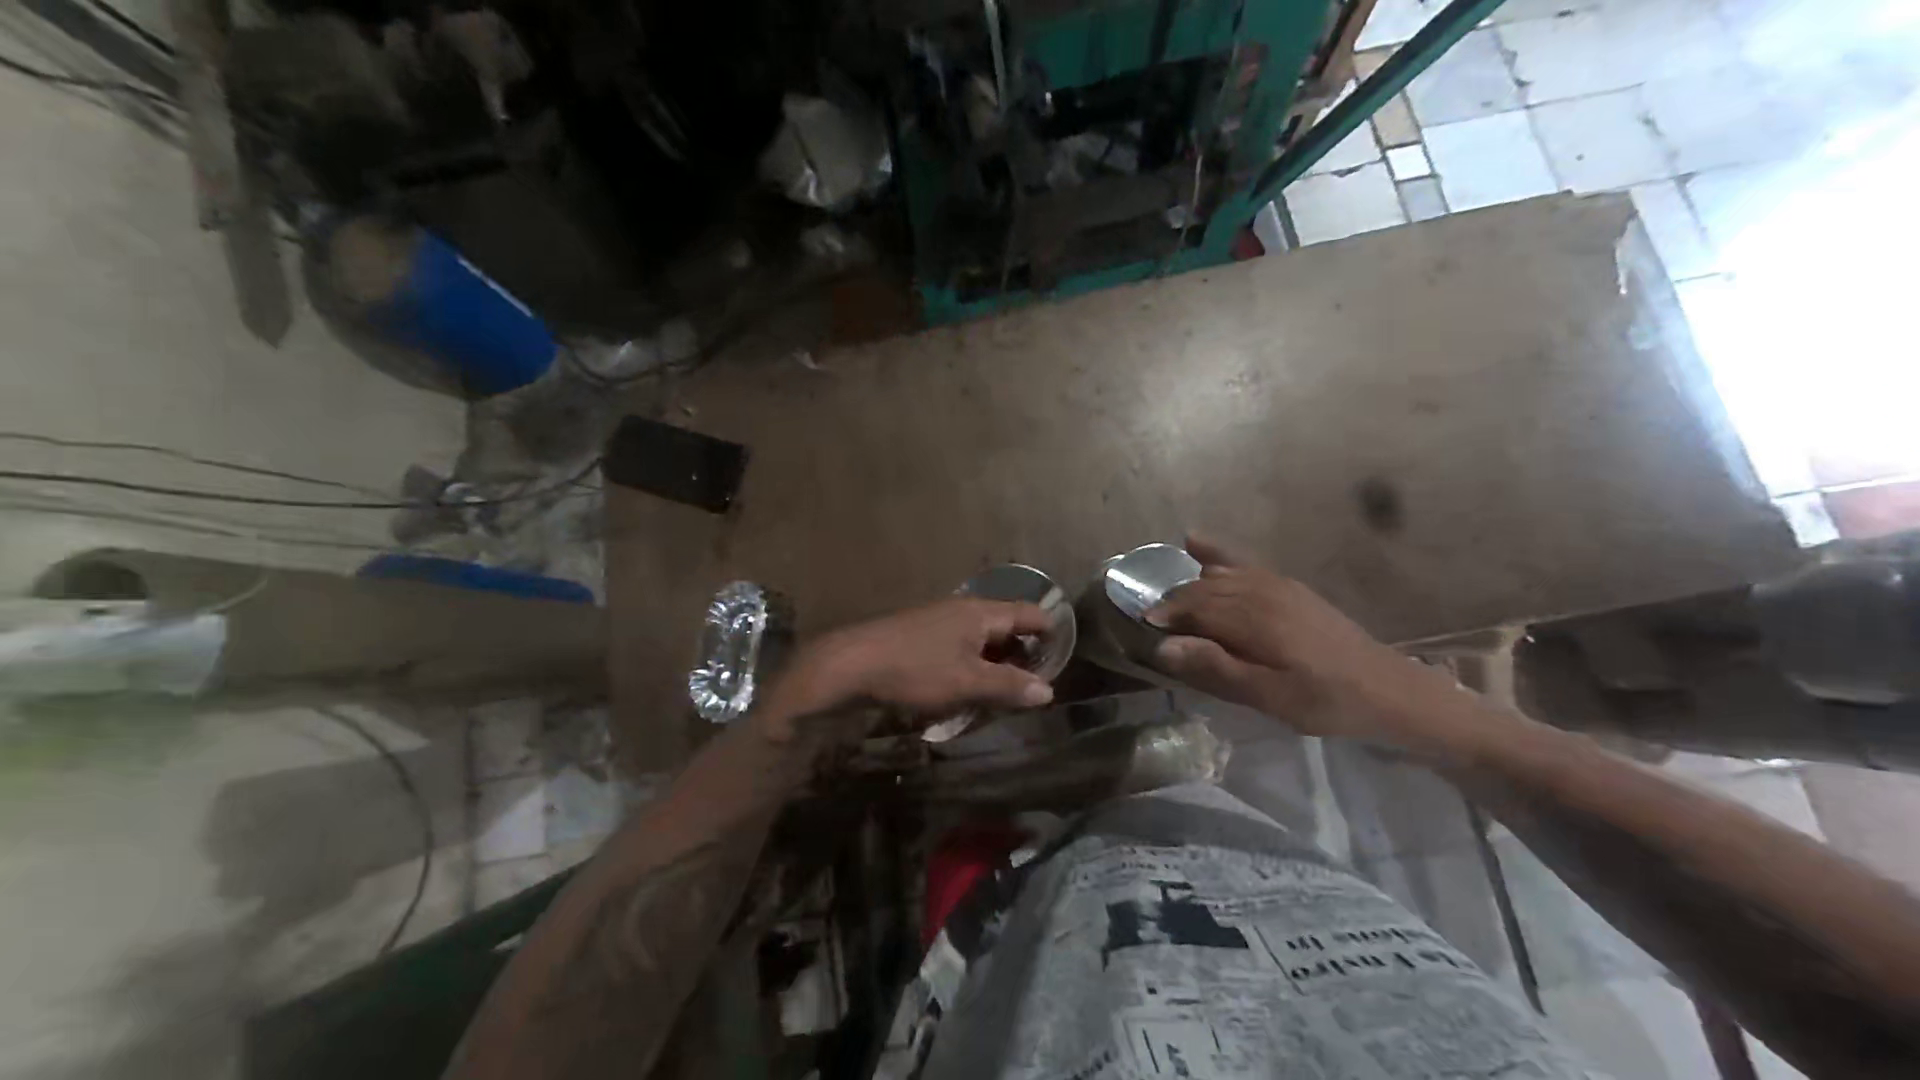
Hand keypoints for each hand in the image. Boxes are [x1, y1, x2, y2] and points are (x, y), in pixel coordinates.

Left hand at [758, 598, 1056, 734]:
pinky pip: (959, 648)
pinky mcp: (921, 637)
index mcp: (981, 613)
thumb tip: (1048, 691)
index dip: (1051, 634)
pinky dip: (971, 666)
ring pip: (982, 640)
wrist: (850, 665)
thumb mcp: (967, 682)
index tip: (1062, 662)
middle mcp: (963, 610)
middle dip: (1023, 655)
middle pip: (1007, 627)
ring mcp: (939, 621)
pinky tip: (966, 691)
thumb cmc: (914, 670)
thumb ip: (1009, 686)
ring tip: (1002, 695)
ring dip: (995, 664)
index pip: (1030, 614)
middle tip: (1032, 688)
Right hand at [1145, 534, 1460, 743]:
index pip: (1195, 606)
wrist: (1387, 689)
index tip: (1144, 625)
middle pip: (1204, 587)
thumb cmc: (1324, 701)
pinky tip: (1196, 543)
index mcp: (1254, 619)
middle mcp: (1261, 591)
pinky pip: (1243, 562)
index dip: (1166, 614)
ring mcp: (1277, 583)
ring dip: (1191, 583)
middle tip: (1154, 618)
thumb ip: (1216, 667)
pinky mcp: (1289, 586)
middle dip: (1174, 600)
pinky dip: (1216, 553)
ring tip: (1171, 599)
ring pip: (1220, 573)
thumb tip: (1165, 645)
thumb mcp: (1268, 697)